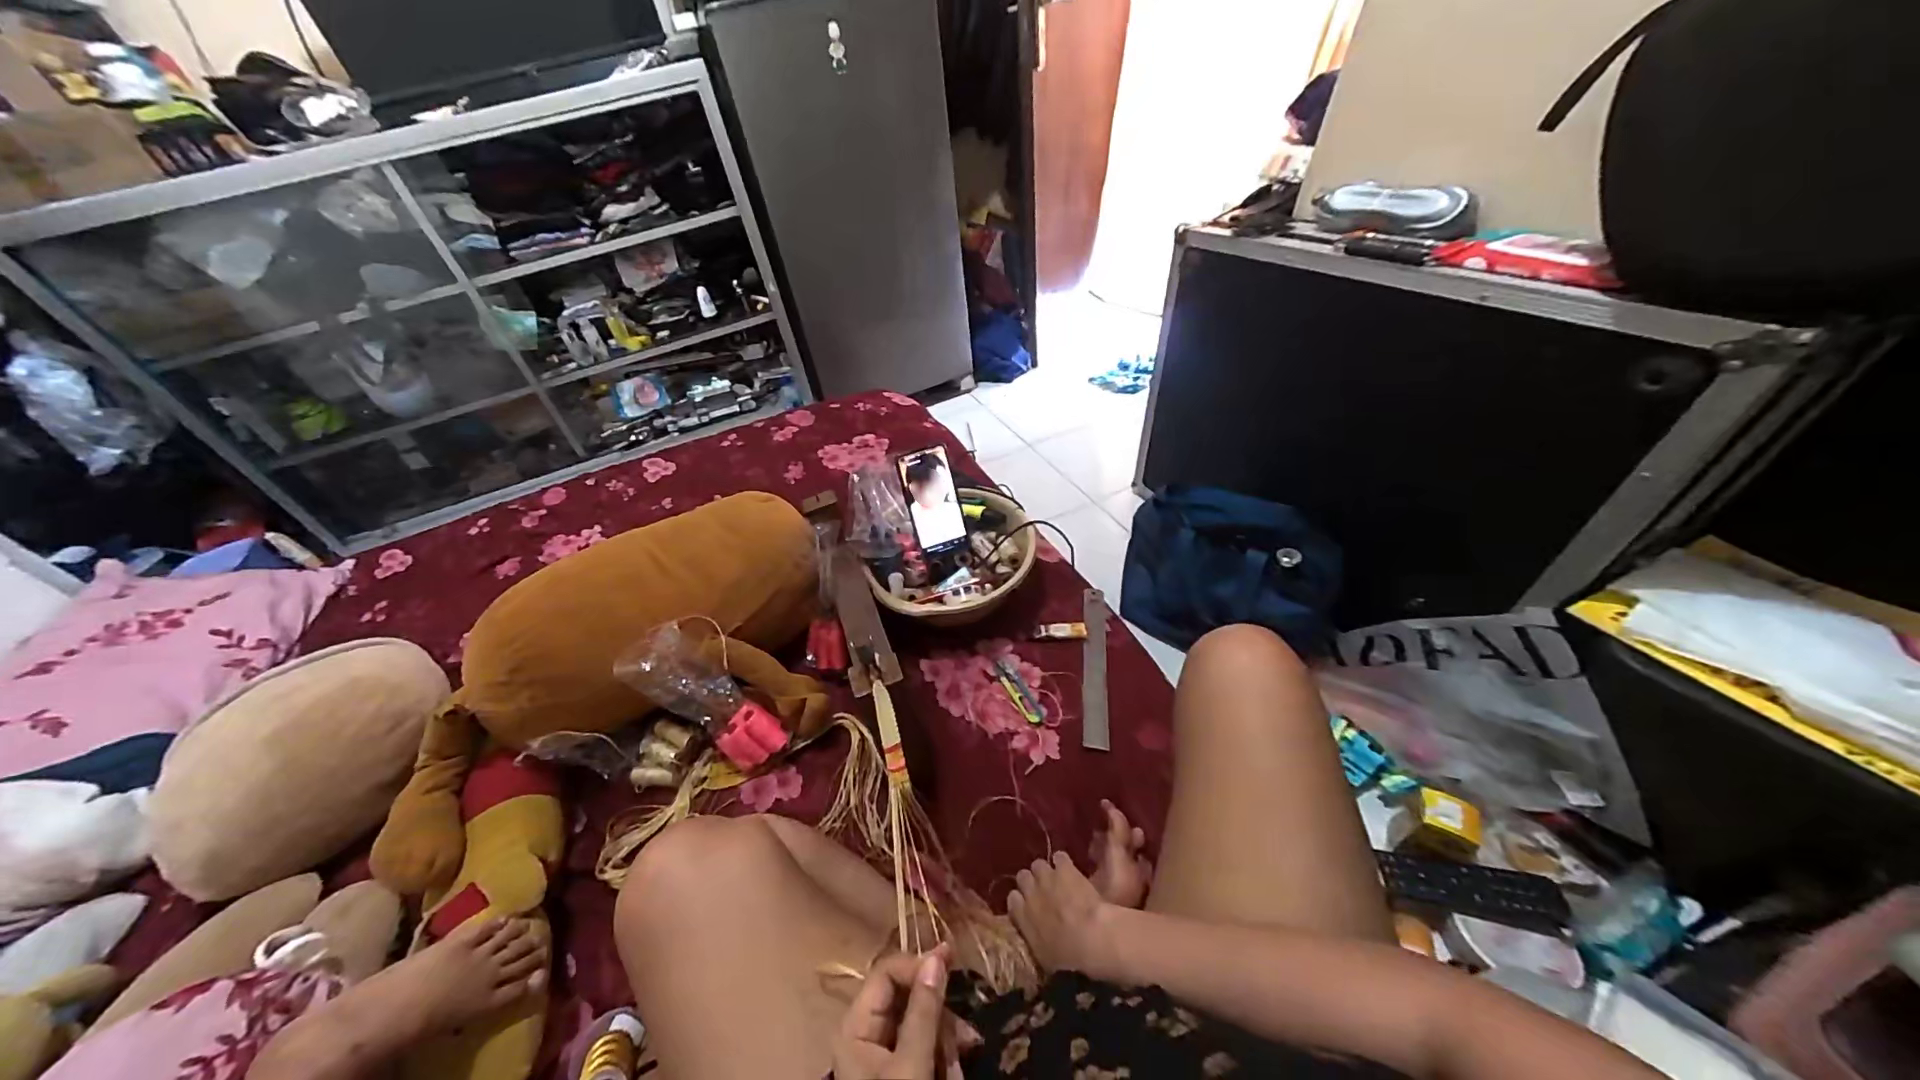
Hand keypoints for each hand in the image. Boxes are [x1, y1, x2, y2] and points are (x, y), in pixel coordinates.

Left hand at [831, 944, 976, 1079]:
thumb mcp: (911, 1067)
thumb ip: (924, 1011)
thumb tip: (937, 955)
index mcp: (856, 1026)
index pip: (887, 972)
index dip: (918, 964)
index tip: (953, 963)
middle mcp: (868, 1033)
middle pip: (909, 996)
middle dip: (941, 1018)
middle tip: (967, 1041)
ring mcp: (885, 1054)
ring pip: (924, 1022)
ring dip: (947, 1044)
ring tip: (959, 1069)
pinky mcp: (903, 1072)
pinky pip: (928, 1048)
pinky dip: (945, 1060)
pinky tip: (954, 1074)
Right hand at [1007, 851, 1117, 979]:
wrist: (1091, 940)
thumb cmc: (1068, 961)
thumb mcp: (1043, 958)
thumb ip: (1033, 938)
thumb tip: (1033, 935)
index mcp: (1022, 917)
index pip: (1013, 899)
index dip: (1022, 901)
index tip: (1029, 906)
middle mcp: (1029, 892)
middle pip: (1023, 877)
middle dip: (1032, 882)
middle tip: (1044, 891)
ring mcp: (1047, 877)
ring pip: (1039, 864)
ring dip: (1047, 871)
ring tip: (1058, 879)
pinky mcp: (1065, 867)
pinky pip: (1059, 857)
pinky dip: (1064, 863)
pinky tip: (1071, 870)